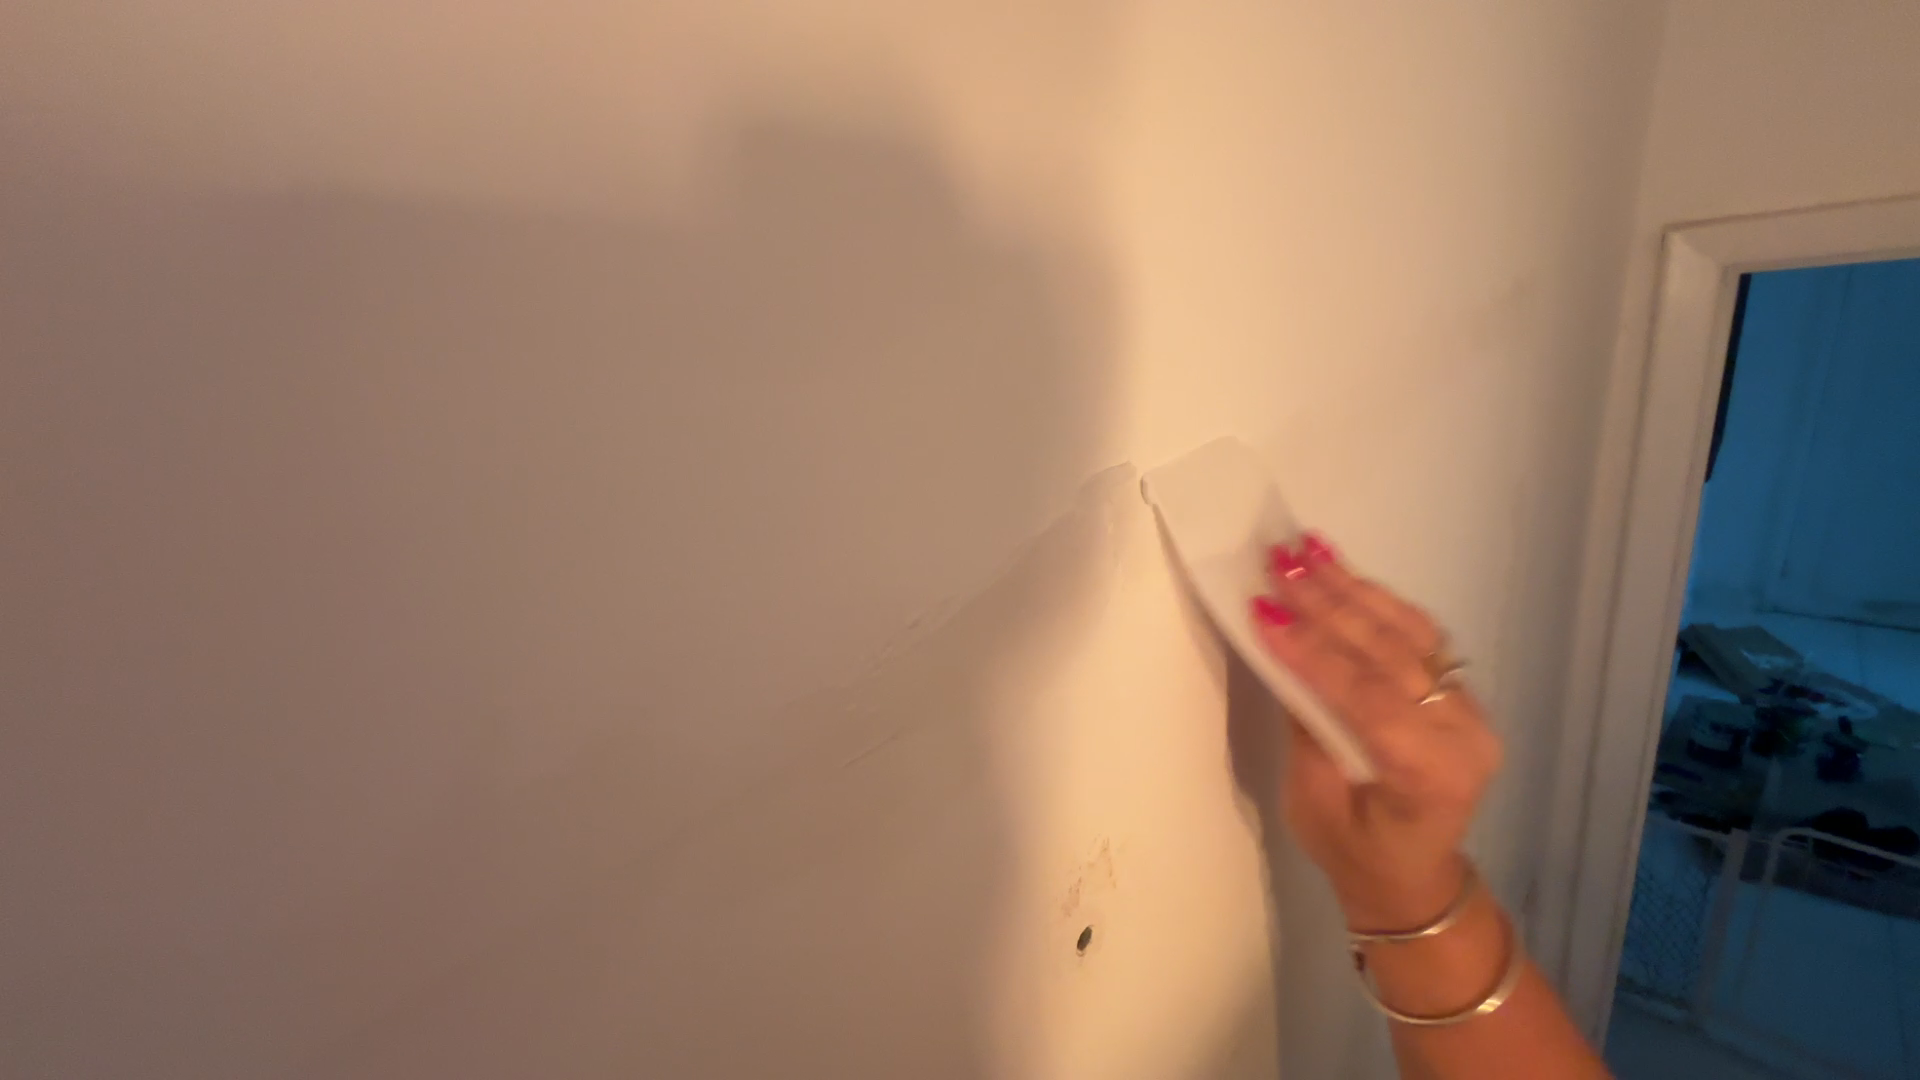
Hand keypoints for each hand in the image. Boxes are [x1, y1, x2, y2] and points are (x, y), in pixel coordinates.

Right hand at [1249, 534, 1502, 931]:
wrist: (1412, 873)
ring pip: (1408, 630)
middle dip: (1326, 603)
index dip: (1311, 651)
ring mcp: (1468, 705)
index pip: (1366, 696)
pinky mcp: (1458, 688)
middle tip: (1277, 561)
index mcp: (1429, 774)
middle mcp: (1462, 732)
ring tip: (1303, 548)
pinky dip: (1374, 596)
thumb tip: (1282, 653)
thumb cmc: (1352, 850)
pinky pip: (1417, 633)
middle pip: (1389, 653)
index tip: (1262, 610)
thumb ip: (1307, 725)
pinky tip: (1338, 567)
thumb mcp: (1313, 801)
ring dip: (1350, 585)